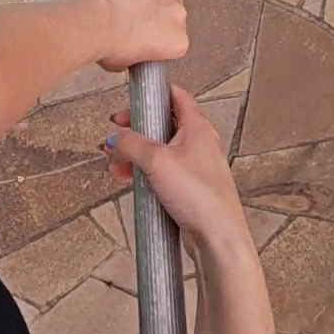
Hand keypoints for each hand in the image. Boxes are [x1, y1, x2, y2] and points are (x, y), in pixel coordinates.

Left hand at [77, 0, 187, 71]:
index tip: (143, 40)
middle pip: (173, 17)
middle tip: (136, 21)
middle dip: (158, 19)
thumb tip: (131, 49)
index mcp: (178, 43)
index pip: (174, 43)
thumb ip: (137, 55)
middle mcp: (179, 16)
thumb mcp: (126, 63)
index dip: (157, 41)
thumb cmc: (109, 46)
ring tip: (134, 1)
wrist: (95, 20)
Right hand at [101, 84, 248, 251]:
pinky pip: (161, 171)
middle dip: (135, 129)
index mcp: (197, 127)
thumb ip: (130, 143)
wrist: (218, 239)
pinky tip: (127, 178)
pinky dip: (143, 171)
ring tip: (116, 162)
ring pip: (158, 150)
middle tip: (118, 132)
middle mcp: (198, 143)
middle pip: (162, 124)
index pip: (176, 95)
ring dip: (135, 153)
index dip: (152, 93)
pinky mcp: (188, 187)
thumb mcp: (156, 160)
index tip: (132, 98)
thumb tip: (114, 138)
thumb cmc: (200, 196)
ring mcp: (194, 166)